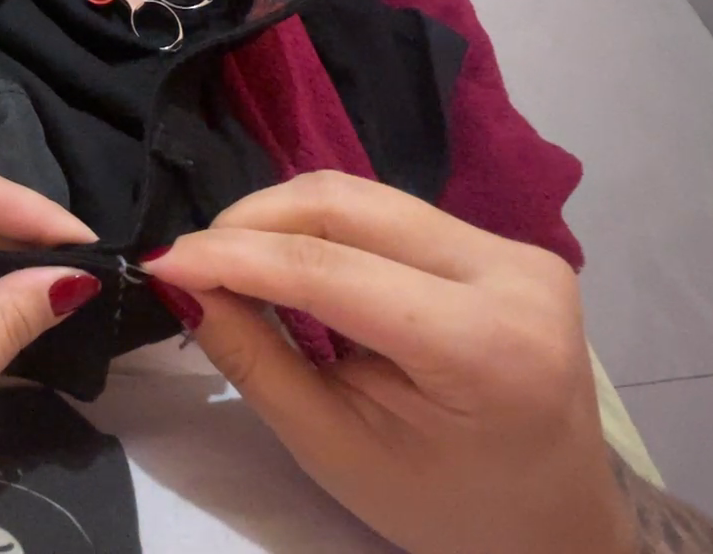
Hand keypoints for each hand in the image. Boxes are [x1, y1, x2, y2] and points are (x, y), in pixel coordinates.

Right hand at [143, 172, 632, 553]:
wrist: (554, 528)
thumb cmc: (441, 508)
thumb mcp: (328, 445)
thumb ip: (250, 354)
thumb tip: (177, 280)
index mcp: (487, 347)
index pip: (327, 268)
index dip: (229, 256)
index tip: (157, 260)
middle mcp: (510, 272)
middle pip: (338, 203)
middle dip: (245, 223)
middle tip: (191, 263)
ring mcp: (509, 248)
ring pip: (350, 193)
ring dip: (271, 218)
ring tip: (228, 262)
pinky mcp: (491, 240)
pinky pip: (373, 207)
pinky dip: (306, 224)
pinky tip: (279, 257)